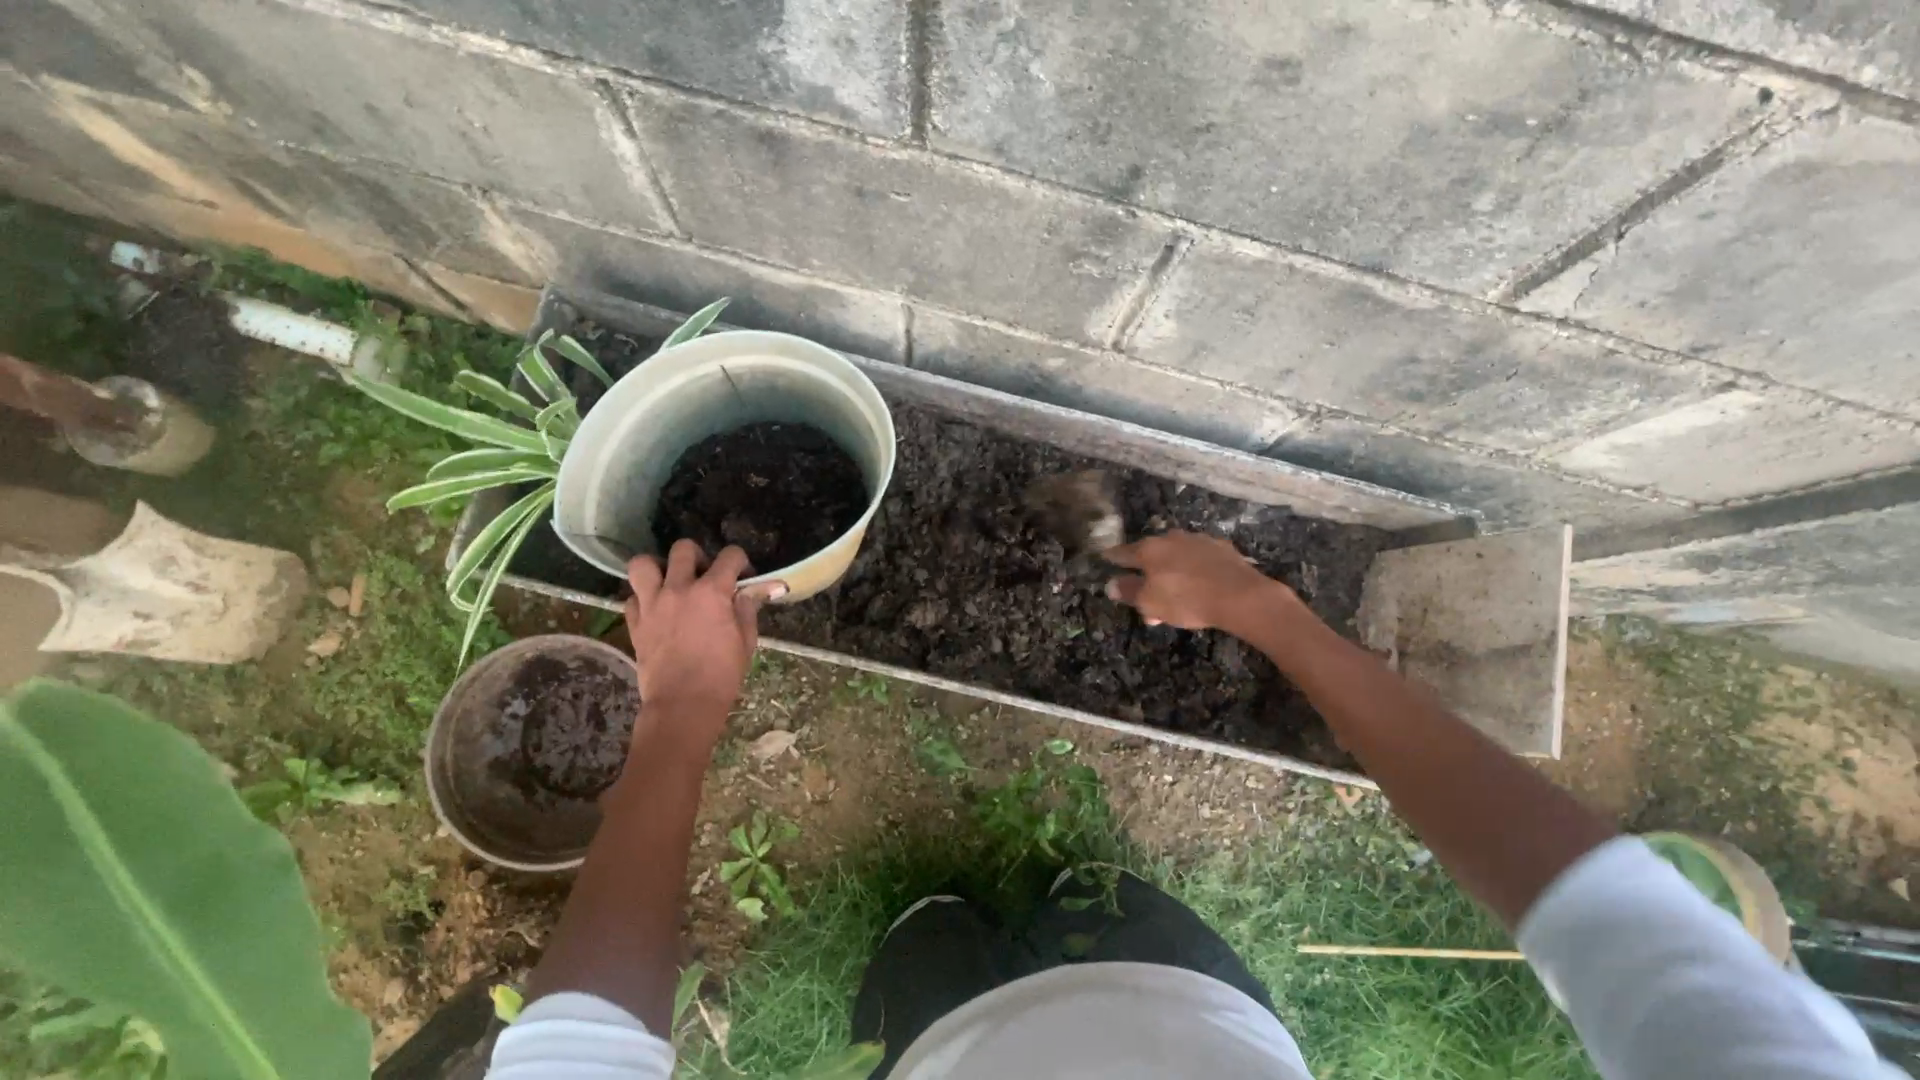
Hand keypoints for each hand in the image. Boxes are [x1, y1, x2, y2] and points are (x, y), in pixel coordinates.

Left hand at [624, 541, 786, 748]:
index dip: (740, 561)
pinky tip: (655, 610)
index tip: (743, 576)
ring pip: (643, 564)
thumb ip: (747, 610)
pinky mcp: (634, 623)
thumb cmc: (722, 675)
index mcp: (712, 592)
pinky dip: (643, 599)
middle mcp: (679, 589)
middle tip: (703, 576)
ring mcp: (652, 604)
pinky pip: (632, 598)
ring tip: (669, 582)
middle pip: (683, 549)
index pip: (730, 556)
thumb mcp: (746, 642)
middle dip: (698, 556)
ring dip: (658, 568)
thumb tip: (749, 593)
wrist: (683, 704)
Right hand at [1104, 530, 1293, 633]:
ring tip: (1174, 592)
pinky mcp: (1222, 548)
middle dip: (1147, 571)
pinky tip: (1199, 583)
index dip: (1113, 558)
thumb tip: (1111, 584)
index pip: (1124, 553)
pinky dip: (1194, 570)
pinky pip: (1199, 559)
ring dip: (1172, 570)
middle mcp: (1172, 538)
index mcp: (1149, 549)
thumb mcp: (1150, 602)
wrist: (1240, 595)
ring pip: (1177, 555)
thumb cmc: (1186, 599)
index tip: (1105, 559)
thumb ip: (1129, 592)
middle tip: (1146, 593)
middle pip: (1152, 554)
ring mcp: (1199, 540)